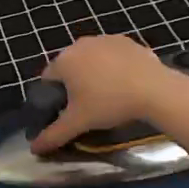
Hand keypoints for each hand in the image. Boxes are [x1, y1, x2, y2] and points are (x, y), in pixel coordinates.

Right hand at [31, 35, 188, 152]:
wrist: (155, 89)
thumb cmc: (109, 103)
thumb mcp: (78, 123)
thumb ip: (53, 135)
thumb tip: (34, 148)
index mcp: (64, 60)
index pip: (48, 78)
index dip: (54, 96)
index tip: (67, 110)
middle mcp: (80, 44)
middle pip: (70, 66)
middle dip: (75, 83)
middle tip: (88, 105)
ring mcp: (105, 39)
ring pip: (92, 59)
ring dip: (94, 73)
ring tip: (109, 95)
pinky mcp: (127, 40)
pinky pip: (113, 55)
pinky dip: (114, 67)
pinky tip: (126, 83)